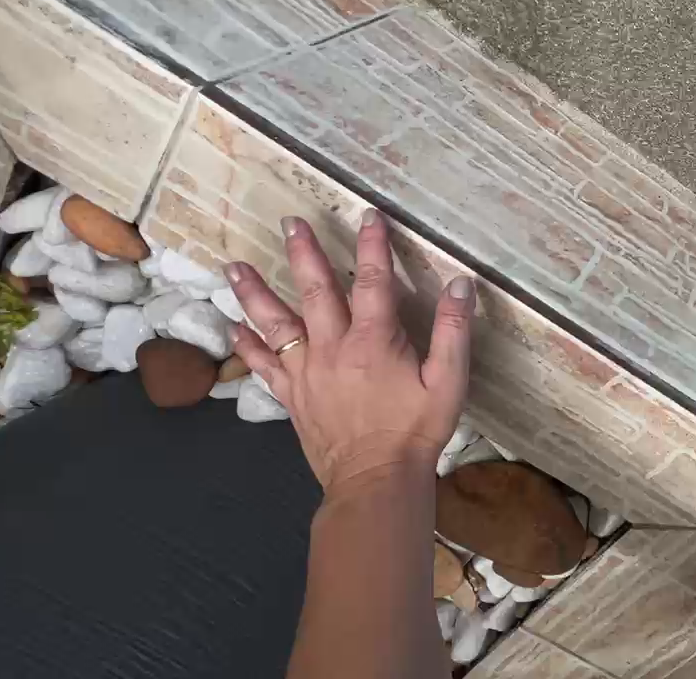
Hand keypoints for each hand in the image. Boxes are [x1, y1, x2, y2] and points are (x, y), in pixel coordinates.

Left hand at [226, 212, 472, 494]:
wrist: (375, 479)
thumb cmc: (418, 426)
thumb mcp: (450, 378)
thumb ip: (454, 329)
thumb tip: (460, 283)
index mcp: (374, 340)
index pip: (373, 281)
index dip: (373, 245)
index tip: (368, 215)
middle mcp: (333, 348)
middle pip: (315, 292)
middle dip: (304, 254)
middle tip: (290, 222)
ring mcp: (307, 372)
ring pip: (275, 324)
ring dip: (255, 293)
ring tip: (235, 266)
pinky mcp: (293, 396)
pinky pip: (264, 365)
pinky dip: (247, 344)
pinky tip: (235, 328)